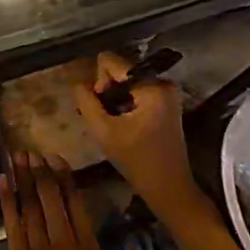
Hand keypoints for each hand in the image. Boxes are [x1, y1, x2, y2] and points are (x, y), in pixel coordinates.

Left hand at [0, 152, 128, 249]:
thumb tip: (75, 245)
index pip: (78, 208)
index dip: (66, 181)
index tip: (58, 159)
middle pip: (52, 203)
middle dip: (41, 174)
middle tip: (32, 149)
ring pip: (31, 211)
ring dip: (23, 181)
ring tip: (18, 156)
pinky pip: (12, 230)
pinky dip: (7, 203)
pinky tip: (3, 182)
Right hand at [74, 52, 202, 215]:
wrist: (169, 188)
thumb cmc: (137, 161)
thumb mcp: (103, 131)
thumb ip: (86, 101)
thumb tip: (79, 84)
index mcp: (151, 86)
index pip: (110, 62)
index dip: (98, 82)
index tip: (102, 108)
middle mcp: (162, 82)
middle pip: (119, 69)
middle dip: (108, 91)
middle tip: (107, 118)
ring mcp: (167, 91)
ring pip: (126, 80)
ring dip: (115, 98)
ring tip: (115, 122)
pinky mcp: (166, 100)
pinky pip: (136, 89)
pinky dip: (126, 102)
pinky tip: (125, 123)